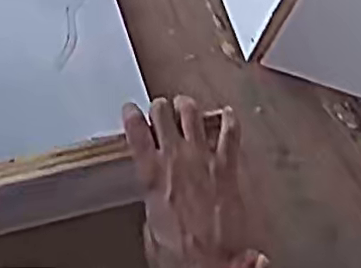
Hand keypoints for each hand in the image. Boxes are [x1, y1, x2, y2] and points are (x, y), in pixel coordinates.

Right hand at [122, 97, 266, 267]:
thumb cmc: (183, 257)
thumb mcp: (152, 234)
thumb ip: (153, 207)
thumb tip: (156, 205)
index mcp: (152, 173)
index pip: (135, 128)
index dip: (131, 114)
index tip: (131, 111)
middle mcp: (175, 157)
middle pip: (161, 110)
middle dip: (160, 108)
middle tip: (161, 112)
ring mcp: (202, 158)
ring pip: (191, 112)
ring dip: (187, 107)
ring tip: (186, 108)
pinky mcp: (227, 168)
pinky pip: (230, 135)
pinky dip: (229, 121)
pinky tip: (227, 114)